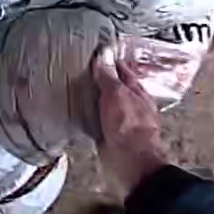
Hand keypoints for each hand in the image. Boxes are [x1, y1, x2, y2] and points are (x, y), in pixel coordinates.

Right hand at [91, 45, 170, 196]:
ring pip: (106, 102)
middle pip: (115, 86)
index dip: (110, 60)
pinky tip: (79, 111)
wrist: (130, 161)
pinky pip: (98, 118)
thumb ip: (108, 76)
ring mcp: (121, 120)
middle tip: (83, 68)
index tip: (96, 53)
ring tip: (77, 87)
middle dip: (102, 78)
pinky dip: (90, 112)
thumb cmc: (128, 126)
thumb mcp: (117, 95)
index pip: (122, 69)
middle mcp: (131, 104)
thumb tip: (102, 55)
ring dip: (95, 96)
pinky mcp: (111, 134)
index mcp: (136, 91)